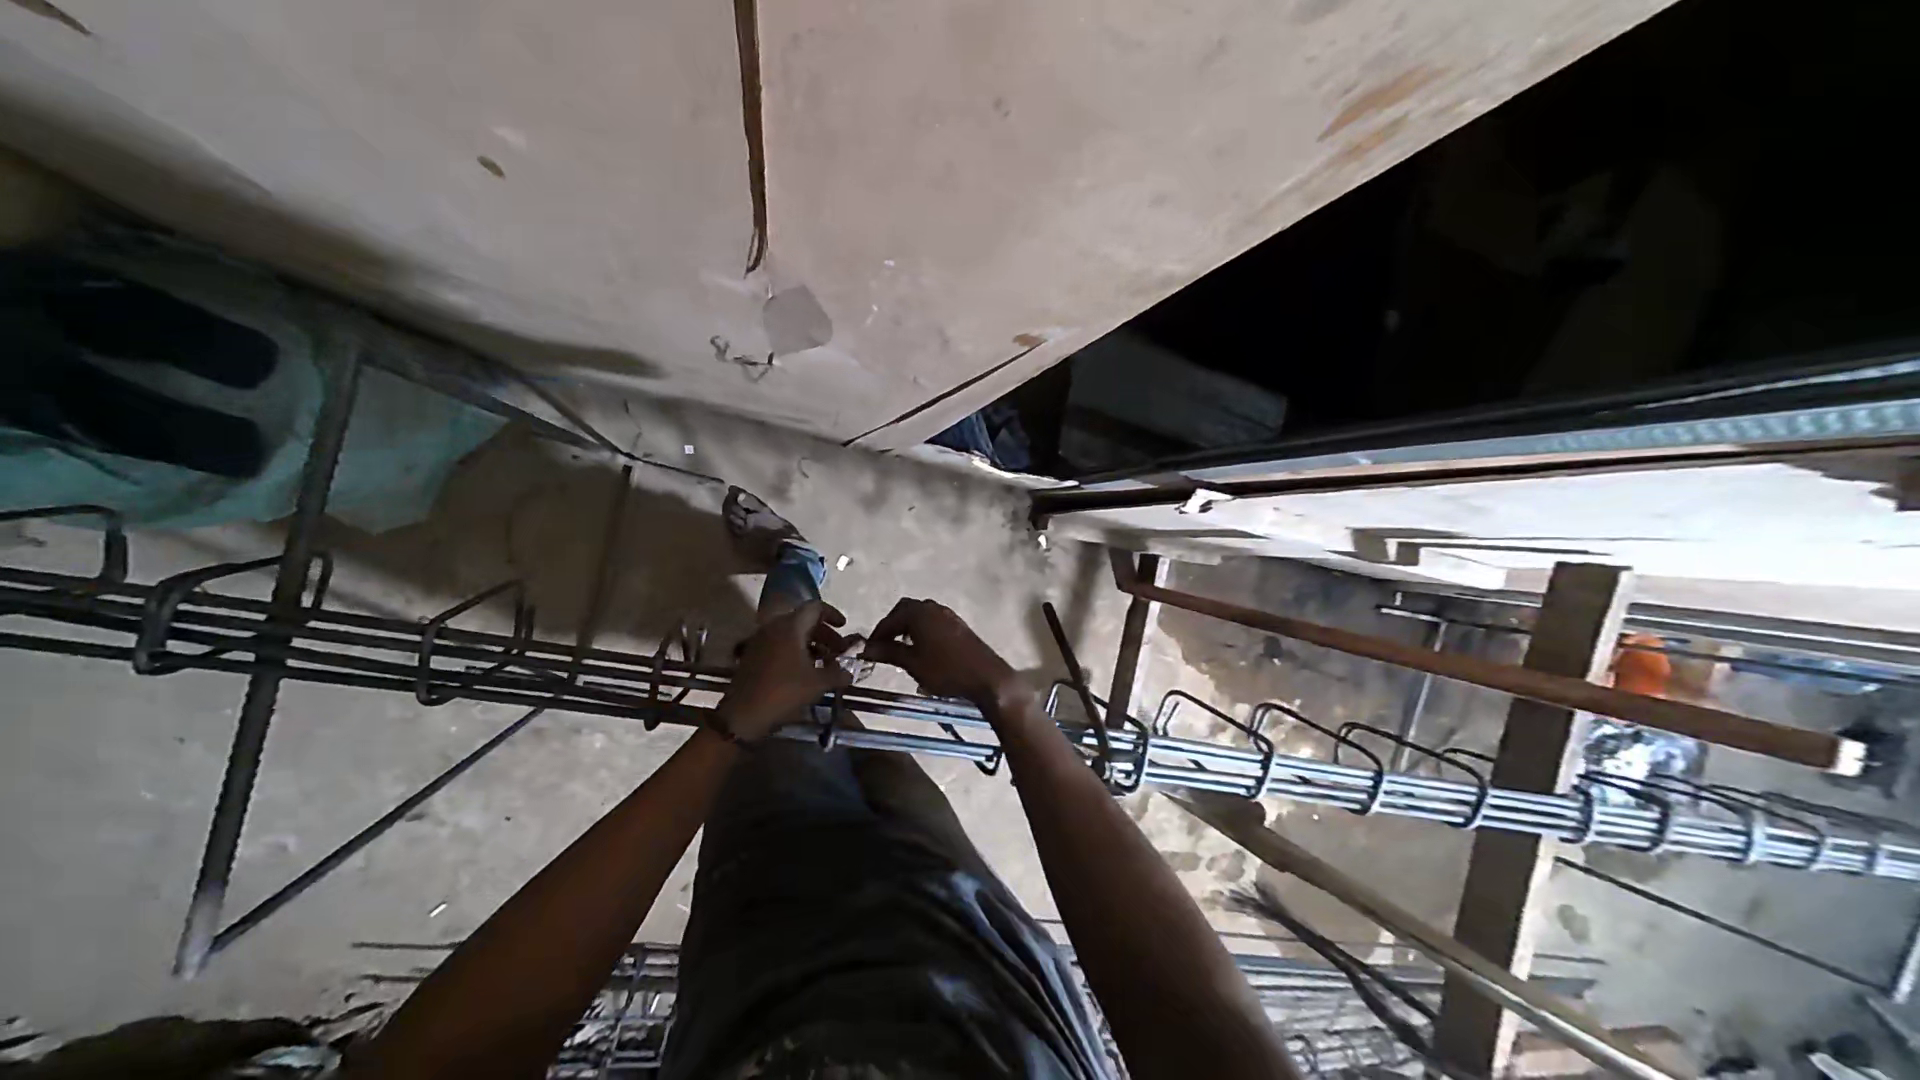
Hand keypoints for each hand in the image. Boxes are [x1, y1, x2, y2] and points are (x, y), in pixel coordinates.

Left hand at [715, 601, 855, 740]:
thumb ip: (837, 674)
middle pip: (803, 620)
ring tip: (824, 662)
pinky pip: (778, 644)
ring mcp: (760, 640)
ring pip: (790, 633)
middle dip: (824, 633)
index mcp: (790, 626)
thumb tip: (849, 673)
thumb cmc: (783, 692)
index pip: (815, 608)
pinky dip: (794, 650)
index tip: (844, 626)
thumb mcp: (817, 684)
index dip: (832, 614)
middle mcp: (773, 627)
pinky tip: (804, 670)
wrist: (743, 714)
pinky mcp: (752, 654)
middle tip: (838, 650)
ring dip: (810, 643)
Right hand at [862, 598, 1023, 708]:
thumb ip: (889, 652)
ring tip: (900, 649)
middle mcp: (933, 608)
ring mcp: (948, 615)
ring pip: (921, 615)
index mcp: (919, 613)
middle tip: (883, 645)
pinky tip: (921, 650)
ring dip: (907, 628)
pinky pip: (933, 621)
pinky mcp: (958, 625)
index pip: (890, 619)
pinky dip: (922, 631)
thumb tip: (867, 649)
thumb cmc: (945, 670)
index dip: (877, 634)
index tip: (868, 649)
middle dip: (892, 626)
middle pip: (905, 610)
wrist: (986, 677)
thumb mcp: (912, 663)